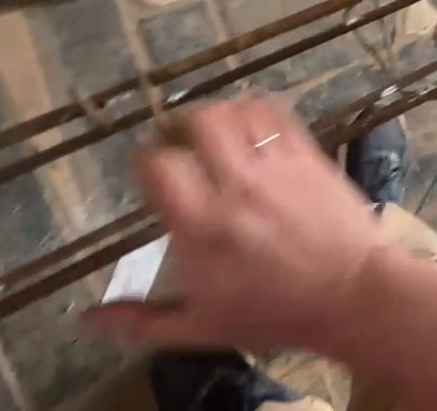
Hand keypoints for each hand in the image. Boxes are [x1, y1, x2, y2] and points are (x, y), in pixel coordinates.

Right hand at [83, 97, 392, 357]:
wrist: (351, 291)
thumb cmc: (274, 312)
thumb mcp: (199, 328)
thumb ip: (139, 320)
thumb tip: (85, 318)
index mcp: (200, 225)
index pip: (159, 166)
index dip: (145, 158)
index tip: (146, 165)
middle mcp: (236, 185)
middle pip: (202, 122)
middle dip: (183, 121)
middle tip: (179, 135)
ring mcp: (278, 165)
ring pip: (243, 111)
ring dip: (223, 111)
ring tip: (216, 125)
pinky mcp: (311, 156)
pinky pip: (282, 116)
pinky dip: (262, 108)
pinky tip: (255, 118)